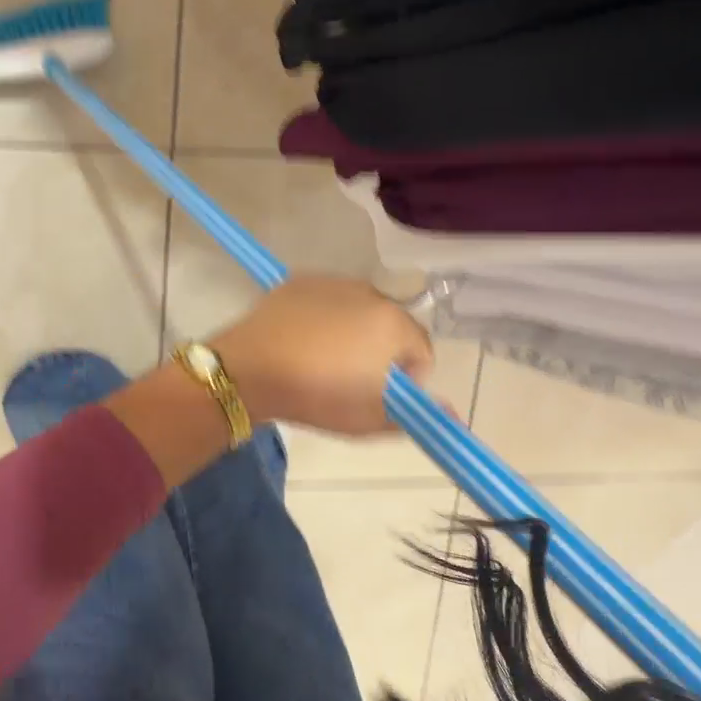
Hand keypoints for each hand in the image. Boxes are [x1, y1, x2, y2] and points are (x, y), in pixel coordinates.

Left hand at [208, 275, 435, 436]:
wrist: (247, 370)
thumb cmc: (315, 395)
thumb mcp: (369, 419)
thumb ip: (415, 415)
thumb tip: (453, 416)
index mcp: (393, 323)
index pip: (422, 351)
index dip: (408, 378)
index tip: (383, 396)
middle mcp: (368, 293)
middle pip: (390, 326)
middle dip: (380, 352)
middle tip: (350, 379)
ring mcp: (331, 282)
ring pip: (357, 311)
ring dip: (352, 331)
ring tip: (322, 360)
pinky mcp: (298, 282)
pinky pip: (325, 302)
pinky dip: (322, 318)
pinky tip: (301, 341)